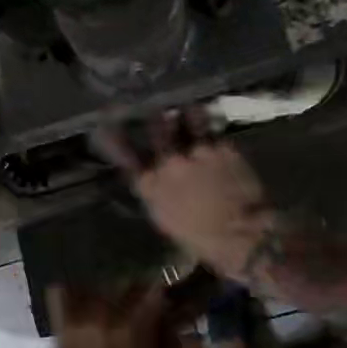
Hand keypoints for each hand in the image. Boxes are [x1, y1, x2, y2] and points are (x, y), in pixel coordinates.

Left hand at [21, 284, 182, 347]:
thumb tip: (174, 320)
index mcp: (132, 331)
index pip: (156, 290)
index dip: (168, 297)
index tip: (174, 307)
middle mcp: (103, 316)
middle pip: (131, 285)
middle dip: (144, 298)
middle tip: (150, 317)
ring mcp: (76, 318)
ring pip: (103, 288)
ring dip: (116, 298)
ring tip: (121, 320)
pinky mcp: (58, 326)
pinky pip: (65, 293)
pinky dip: (77, 294)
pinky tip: (88, 310)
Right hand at [97, 111, 276, 283]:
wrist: (240, 235)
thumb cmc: (199, 237)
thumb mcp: (165, 217)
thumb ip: (155, 190)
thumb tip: (151, 174)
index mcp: (150, 185)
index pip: (125, 153)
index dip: (114, 136)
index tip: (106, 123)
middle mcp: (169, 162)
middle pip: (156, 127)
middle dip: (156, 117)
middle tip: (157, 109)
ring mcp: (197, 151)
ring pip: (188, 117)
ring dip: (187, 113)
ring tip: (188, 110)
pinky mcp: (223, 147)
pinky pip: (213, 127)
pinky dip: (209, 124)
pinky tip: (210, 123)